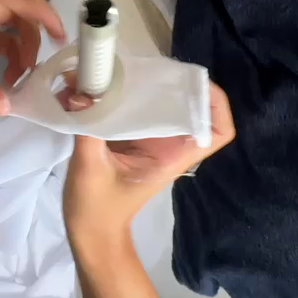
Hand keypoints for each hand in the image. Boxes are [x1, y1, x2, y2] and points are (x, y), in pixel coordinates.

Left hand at [0, 0, 65, 124]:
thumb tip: (8, 102)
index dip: (35, 6)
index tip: (56, 30)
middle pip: (12, 5)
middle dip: (36, 24)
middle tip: (53, 48)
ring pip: (8, 23)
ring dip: (24, 44)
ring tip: (24, 76)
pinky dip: (11, 53)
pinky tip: (9, 80)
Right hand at [62, 84, 234, 256]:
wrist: (88, 233)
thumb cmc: (98, 209)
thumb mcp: (91, 168)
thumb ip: (88, 129)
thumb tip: (80, 93)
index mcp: (172, 155)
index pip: (217, 131)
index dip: (215, 104)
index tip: (195, 82)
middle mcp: (164, 143)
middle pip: (184, 105)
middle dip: (163, 80)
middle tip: (136, 64)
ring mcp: (145, 139)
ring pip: (152, 101)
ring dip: (128, 82)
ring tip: (98, 69)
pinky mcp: (124, 134)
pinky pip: (125, 106)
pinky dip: (107, 93)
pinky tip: (82, 85)